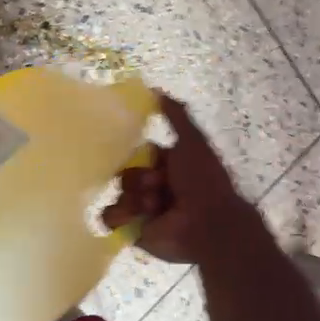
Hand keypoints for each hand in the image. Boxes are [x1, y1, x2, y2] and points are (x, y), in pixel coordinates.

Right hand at [101, 93, 257, 264]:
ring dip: (134, 197)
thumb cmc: (203, 181)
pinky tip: (139, 216)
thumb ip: (176, 115)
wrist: (209, 224)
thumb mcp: (192, 141)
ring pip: (117, 194)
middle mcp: (153, 188)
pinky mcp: (132, 231)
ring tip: (154, 206)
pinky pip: (109, 218)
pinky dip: (121, 215)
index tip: (153, 161)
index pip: (137, 156)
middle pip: (124, 174)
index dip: (142, 157)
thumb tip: (153, 89)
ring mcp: (142, 211)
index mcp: (167, 168)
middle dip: (139, 179)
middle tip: (157, 186)